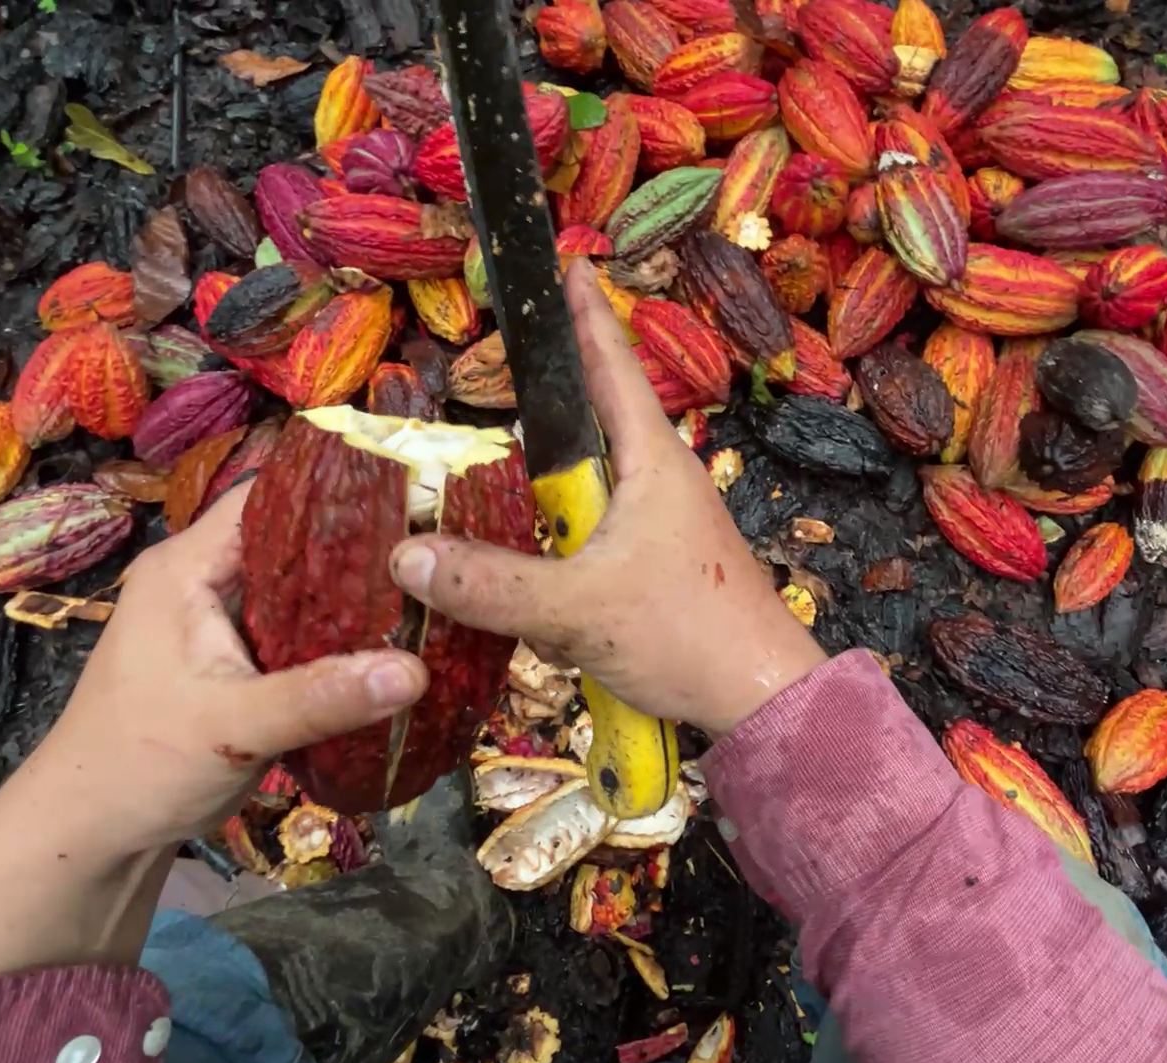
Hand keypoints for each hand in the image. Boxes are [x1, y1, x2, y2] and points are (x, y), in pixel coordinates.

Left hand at [0, 487, 428, 980]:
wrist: (94, 837)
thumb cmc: (137, 766)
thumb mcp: (230, 727)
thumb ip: (321, 697)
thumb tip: (416, 671)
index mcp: (190, 566)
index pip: (275, 496)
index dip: (343, 490)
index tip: (417, 498)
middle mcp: (212, 577)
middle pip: (303, 536)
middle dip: (370, 540)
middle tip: (443, 547)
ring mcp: (232, 616)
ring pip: (314, 581)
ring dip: (367, 587)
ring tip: (437, 583)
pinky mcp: (251, 652)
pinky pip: (316, 621)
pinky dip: (354, 626)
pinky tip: (402, 633)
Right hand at [391, 259, 826, 736]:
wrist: (760, 694)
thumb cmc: (687, 634)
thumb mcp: (579, 609)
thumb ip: (491, 586)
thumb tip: (406, 557)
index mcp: (653, 462)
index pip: (612, 366)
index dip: (584, 315)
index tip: (568, 265)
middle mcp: (663, 480)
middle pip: (593, 426)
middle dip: (546, 413)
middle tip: (495, 390)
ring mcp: (667, 523)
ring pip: (591, 491)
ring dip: (550, 501)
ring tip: (505, 514)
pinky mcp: (662, 563)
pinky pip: (600, 537)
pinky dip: (566, 548)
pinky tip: (540, 582)